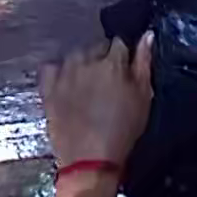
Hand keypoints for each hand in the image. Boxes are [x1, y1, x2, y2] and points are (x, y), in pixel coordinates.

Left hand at [40, 34, 153, 166]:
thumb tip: (147, 34)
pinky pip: (50, 67)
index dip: (123, 56)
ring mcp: (65, 73)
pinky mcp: (49, 88)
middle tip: (106, 79)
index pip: (119, 42)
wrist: (90, 162)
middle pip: (96, 45)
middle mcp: (87, 60)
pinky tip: (65, 80)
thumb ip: (144, 62)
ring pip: (75, 54)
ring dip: (82, 62)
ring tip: (87, 81)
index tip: (124, 69)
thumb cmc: (123, 129)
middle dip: (102, 57)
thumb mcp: (143, 97)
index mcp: (112, 61)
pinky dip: (57, 70)